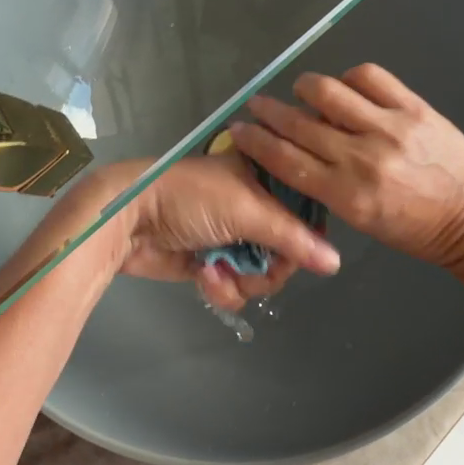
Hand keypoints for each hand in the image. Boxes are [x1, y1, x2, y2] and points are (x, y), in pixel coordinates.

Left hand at [84, 153, 340, 311]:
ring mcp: (232, 235)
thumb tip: (335, 262)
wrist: (129, 219)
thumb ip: (292, 237)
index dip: (306, 235)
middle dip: (270, 266)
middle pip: (288, 249)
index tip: (300, 250)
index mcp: (265, 177)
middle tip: (255, 265)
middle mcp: (253, 205)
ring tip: (218, 271)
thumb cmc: (190, 198)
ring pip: (263, 273)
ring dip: (243, 280)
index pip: (305, 209)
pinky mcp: (212, 262)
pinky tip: (203, 276)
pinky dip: (223, 288)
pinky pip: (237, 287)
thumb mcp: (246, 209)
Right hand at [228, 64, 463, 269]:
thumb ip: (326, 186)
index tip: (239, 129)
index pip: (286, 160)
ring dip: (305, 87)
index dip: (256, 141)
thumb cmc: (412, 230)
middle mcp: (362, 157)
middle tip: (257, 103)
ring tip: (301, 89)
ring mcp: (389, 128)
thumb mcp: (360, 220)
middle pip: (299, 124)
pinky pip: (369, 76)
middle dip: (269, 111)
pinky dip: (349, 78)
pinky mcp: (414, 108)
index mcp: (347, 195)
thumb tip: (296, 148)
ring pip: (328, 92)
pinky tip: (346, 87)